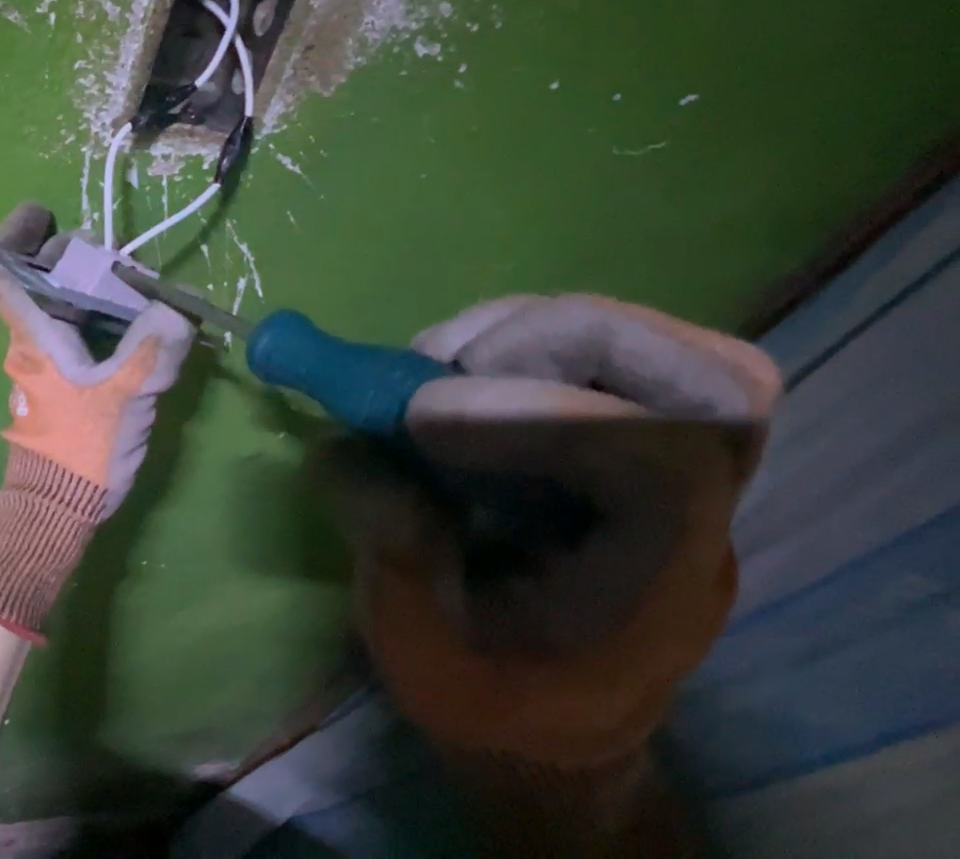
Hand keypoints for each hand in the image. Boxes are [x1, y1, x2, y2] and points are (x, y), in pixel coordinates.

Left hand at [0, 202, 193, 641]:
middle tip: (115, 257)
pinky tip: (138, 326)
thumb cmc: (81, 448)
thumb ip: (151, 350)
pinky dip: (101, 320)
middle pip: (38, 281)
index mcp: (32, 335)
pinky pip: (75, 336)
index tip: (43, 214)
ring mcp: (43, 365)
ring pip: (59, 308)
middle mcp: (29, 342)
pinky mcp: (60, 386)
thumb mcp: (124, 395)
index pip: (1, 272)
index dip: (15, 235)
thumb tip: (176, 314)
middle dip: (72, 258)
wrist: (57, 509)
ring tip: (136, 287)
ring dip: (91, 290)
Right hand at [356, 293, 780, 763]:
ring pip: (667, 353)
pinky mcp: (629, 445)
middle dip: (565, 341)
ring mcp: (673, 473)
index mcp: (654, 586)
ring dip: (539, 331)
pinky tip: (454, 373)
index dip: (541, 415)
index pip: (662, 466)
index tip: (419, 412)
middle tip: (445, 363)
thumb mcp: (418, 652)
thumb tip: (342, 446)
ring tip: (436, 365)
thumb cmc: (486, 703)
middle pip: (710, 382)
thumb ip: (392, 550)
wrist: (543, 721)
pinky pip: (614, 358)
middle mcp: (693, 517)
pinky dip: (528, 339)